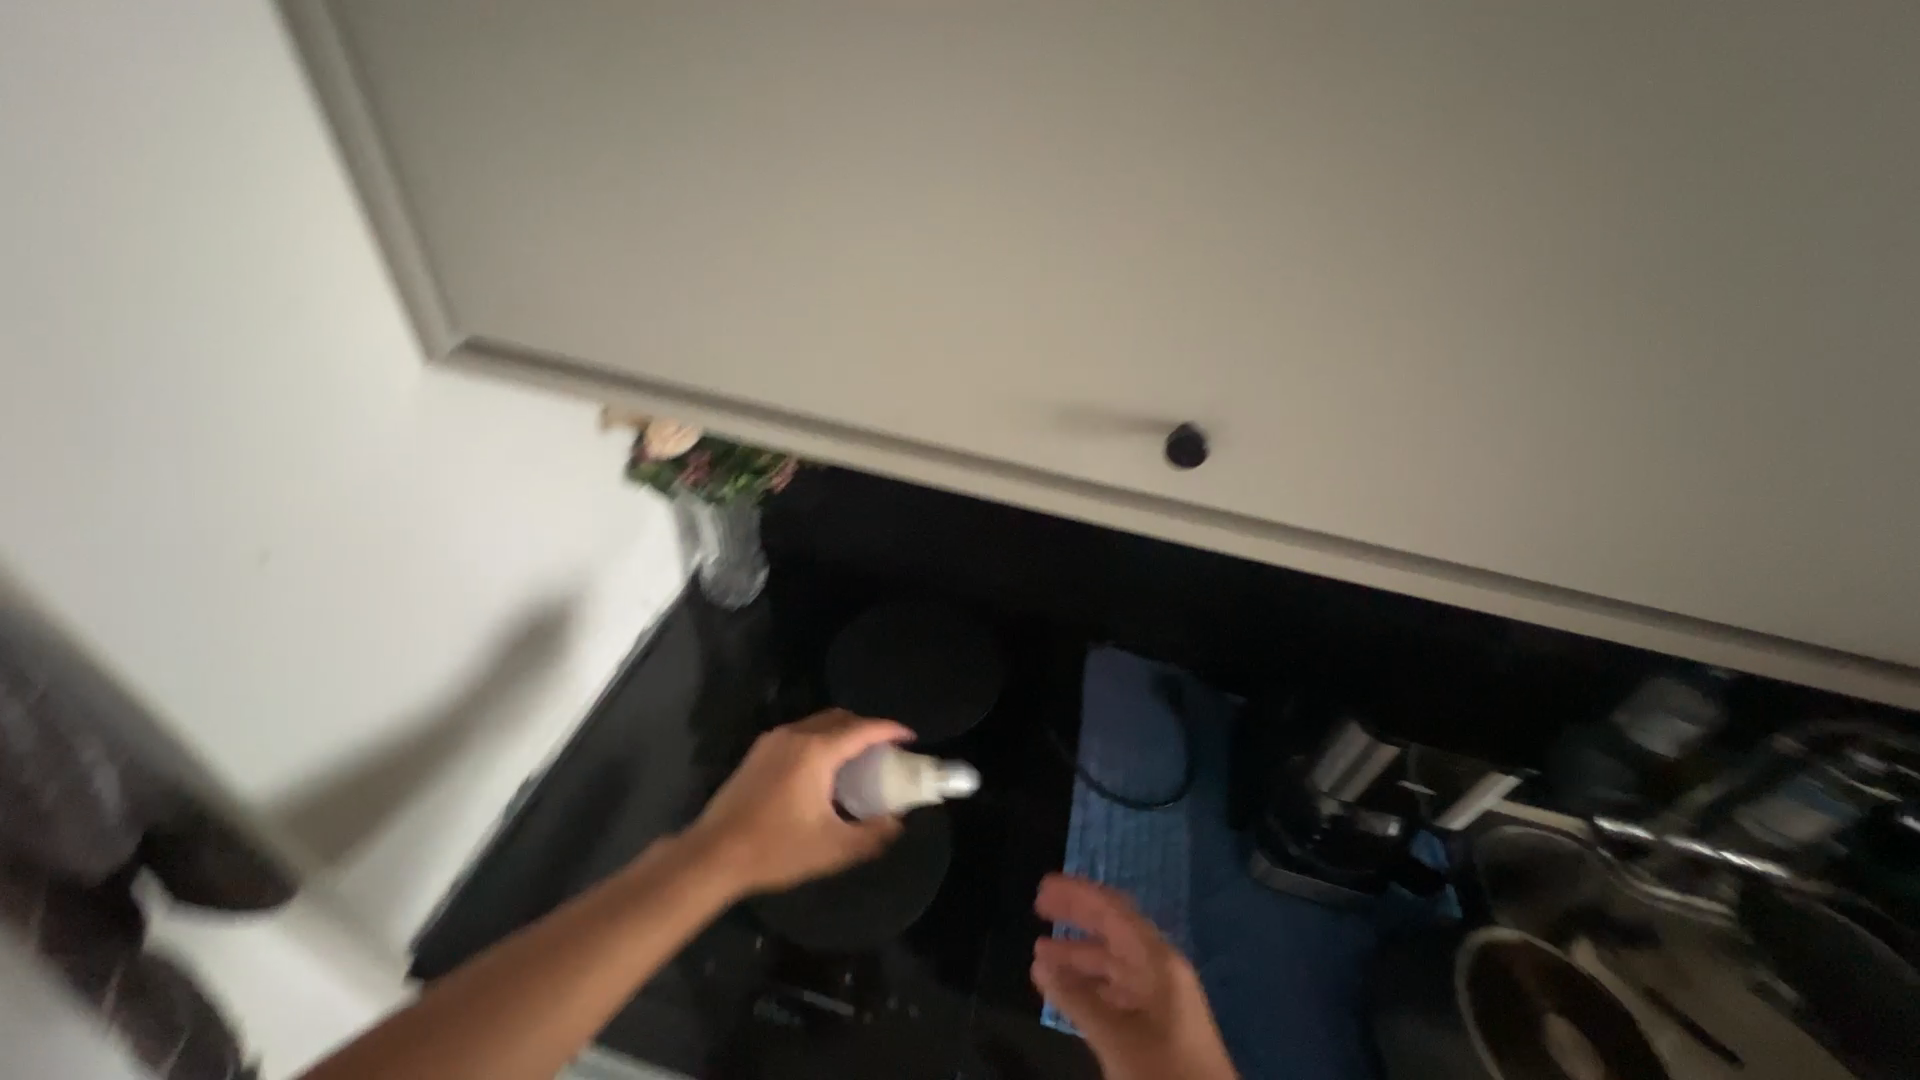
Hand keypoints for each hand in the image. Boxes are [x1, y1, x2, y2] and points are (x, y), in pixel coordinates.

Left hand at [681, 709, 912, 895]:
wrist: (712, 855)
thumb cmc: (776, 849)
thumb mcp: (834, 848)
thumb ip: (873, 834)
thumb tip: (898, 823)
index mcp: (816, 751)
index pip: (863, 729)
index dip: (890, 730)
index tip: (911, 738)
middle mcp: (795, 736)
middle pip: (840, 718)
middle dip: (867, 728)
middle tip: (886, 751)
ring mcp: (772, 742)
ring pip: (818, 724)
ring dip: (842, 733)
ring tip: (859, 760)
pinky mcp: (757, 753)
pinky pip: (800, 734)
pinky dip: (821, 741)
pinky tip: (824, 771)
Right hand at [1032, 874, 1236, 1079]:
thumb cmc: (1166, 1074)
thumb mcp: (1117, 1038)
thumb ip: (1077, 999)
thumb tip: (1040, 962)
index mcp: (1158, 962)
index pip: (1114, 912)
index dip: (1079, 895)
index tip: (1044, 887)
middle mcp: (1160, 971)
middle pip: (1113, 931)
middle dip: (1076, 917)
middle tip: (1038, 908)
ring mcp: (1160, 999)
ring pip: (1113, 963)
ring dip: (1078, 956)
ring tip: (1040, 956)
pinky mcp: (1156, 1026)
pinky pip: (1116, 990)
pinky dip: (1089, 985)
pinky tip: (1065, 993)